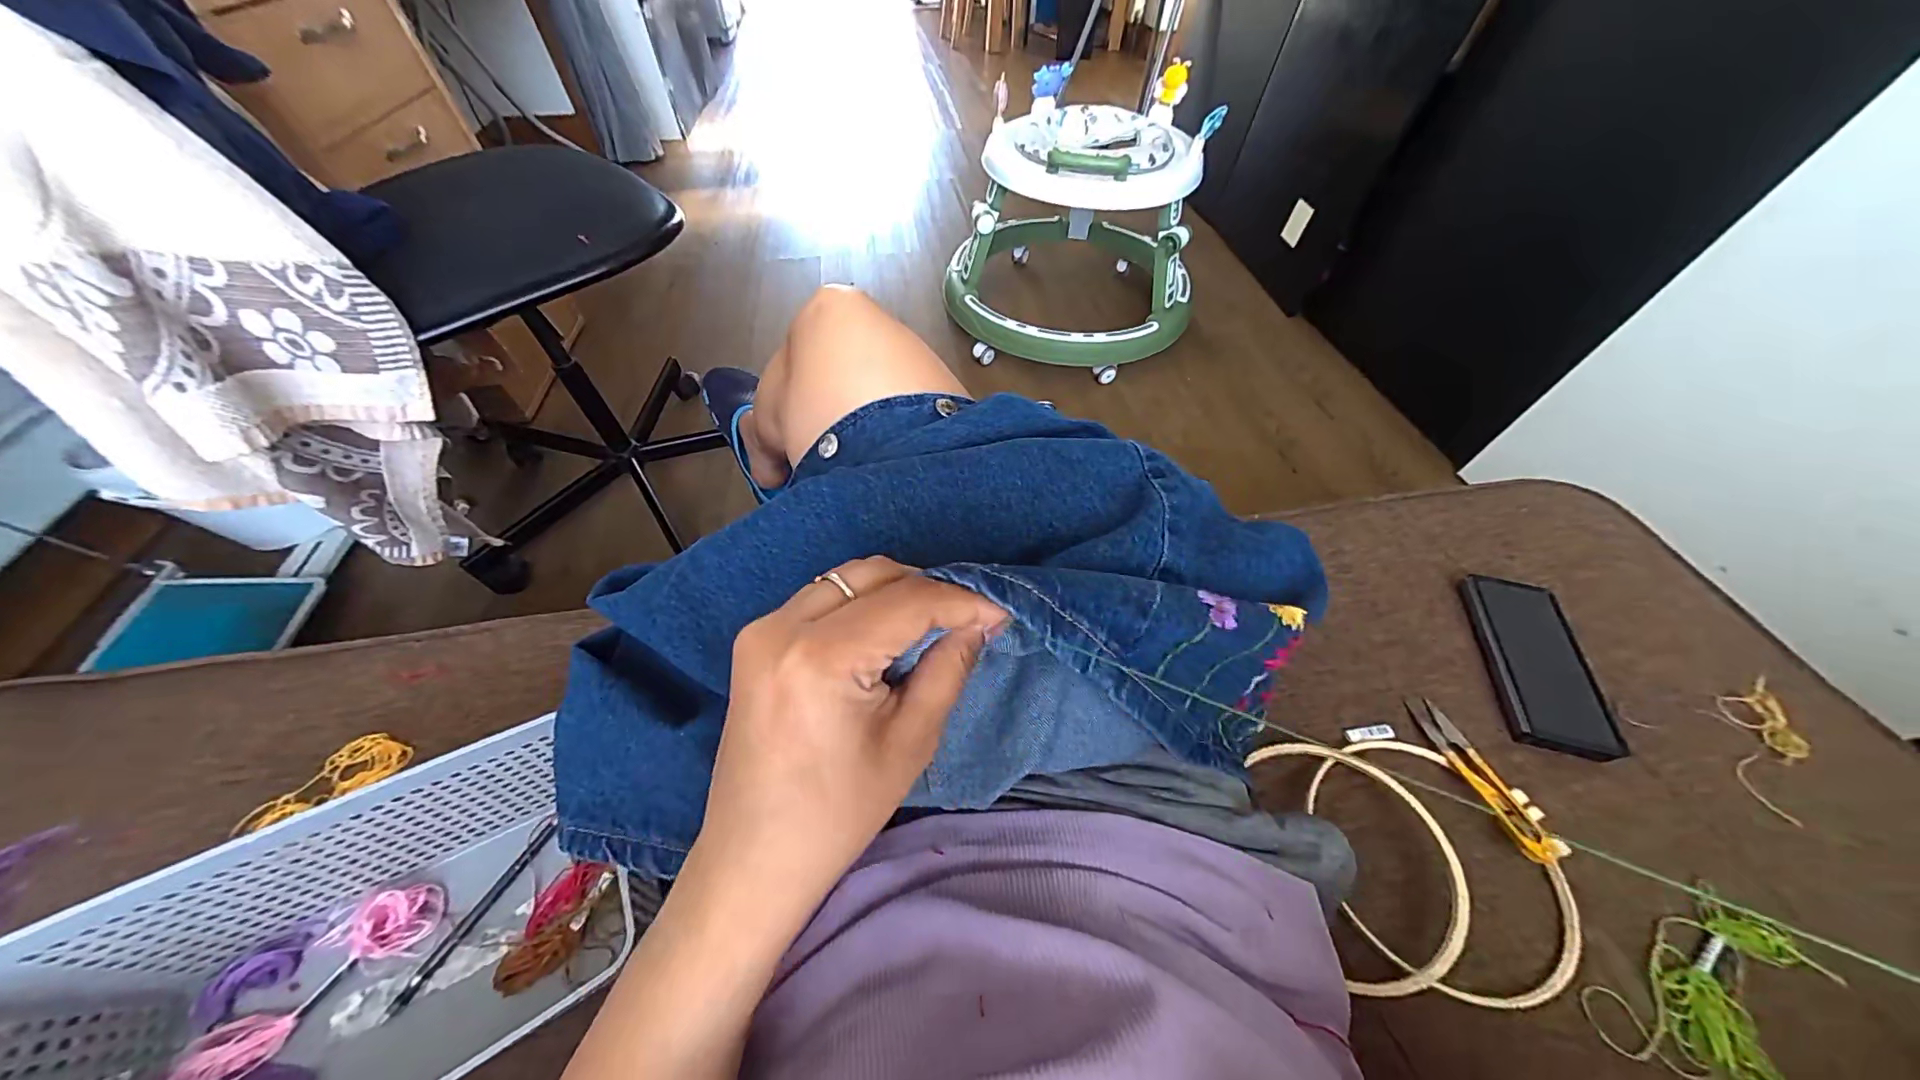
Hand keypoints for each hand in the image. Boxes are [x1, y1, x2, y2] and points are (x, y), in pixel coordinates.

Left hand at [696, 557, 1006, 894]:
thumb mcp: (910, 742)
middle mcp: (782, 627)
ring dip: (894, 591)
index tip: (998, 615)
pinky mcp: (755, 640)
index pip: (906, 601)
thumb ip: (948, 669)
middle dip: (928, 588)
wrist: (755, 854)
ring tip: (931, 626)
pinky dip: (861, 603)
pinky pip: (821, 597)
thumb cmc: (838, 813)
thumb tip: (979, 625)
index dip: (960, 602)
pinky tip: (885, 635)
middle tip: (966, 621)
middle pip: (873, 574)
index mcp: (820, 657)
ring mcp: (762, 629)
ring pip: (846, 579)